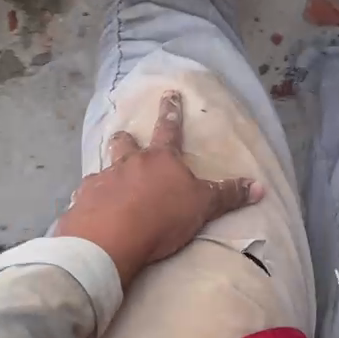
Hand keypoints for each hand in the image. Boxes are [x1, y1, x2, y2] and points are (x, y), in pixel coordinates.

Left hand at [53, 91, 262, 284]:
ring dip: (104, 175)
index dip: (172, 112)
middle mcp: (128, 164)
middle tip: (124, 136)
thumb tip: (260, 187)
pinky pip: (81, 201)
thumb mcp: (202, 206)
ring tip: (103, 183)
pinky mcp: (78, 207)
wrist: (108, 242)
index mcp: (160, 159)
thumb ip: (227, 195)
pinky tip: (84, 215)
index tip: (169, 94)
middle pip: (125, 144)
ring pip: (100, 171)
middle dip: (126, 139)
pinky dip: (85, 205)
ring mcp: (100, 183)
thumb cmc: (160, 218)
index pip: (170, 129)